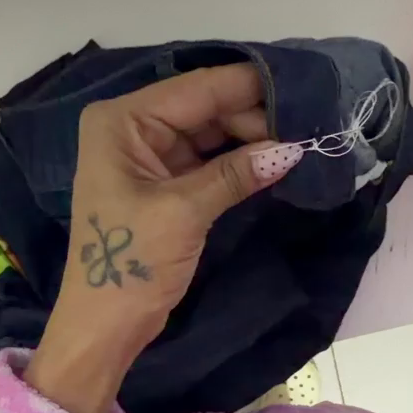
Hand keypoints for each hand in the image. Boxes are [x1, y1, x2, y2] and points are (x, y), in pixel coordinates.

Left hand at [26, 65, 301, 412]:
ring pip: (208, 135)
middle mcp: (132, 128)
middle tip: (306, 130)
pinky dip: (235, 166)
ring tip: (297, 145)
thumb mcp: (185, 212)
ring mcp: (146, 159)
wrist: (106, 325)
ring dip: (248, 141)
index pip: (196, 90)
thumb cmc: (132, 263)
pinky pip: (205, 163)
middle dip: (252, 118)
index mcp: (123, 121)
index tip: (301, 87)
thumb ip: (236, 174)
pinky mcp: (162, 187)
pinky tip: (271, 165)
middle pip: (203, 109)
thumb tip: (292, 150)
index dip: (248, 88)